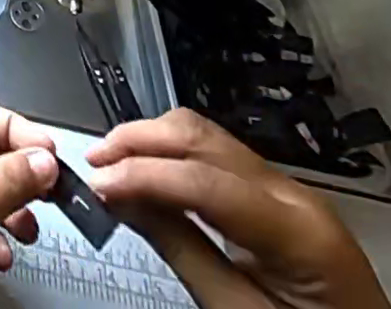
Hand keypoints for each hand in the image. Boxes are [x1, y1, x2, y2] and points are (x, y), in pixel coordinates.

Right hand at [88, 109, 390, 308]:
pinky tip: (148, 169)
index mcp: (295, 228)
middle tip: (94, 159)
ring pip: (207, 136)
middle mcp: (291, 189)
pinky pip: (217, 156)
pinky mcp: (274, 192)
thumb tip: (126, 201)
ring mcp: (285, 185)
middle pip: (204, 137)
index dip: (143, 174)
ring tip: (112, 160)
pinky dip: (174, 155)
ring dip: (153, 139)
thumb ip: (184, 254)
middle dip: (142, 138)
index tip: (97, 183)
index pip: (204, 180)